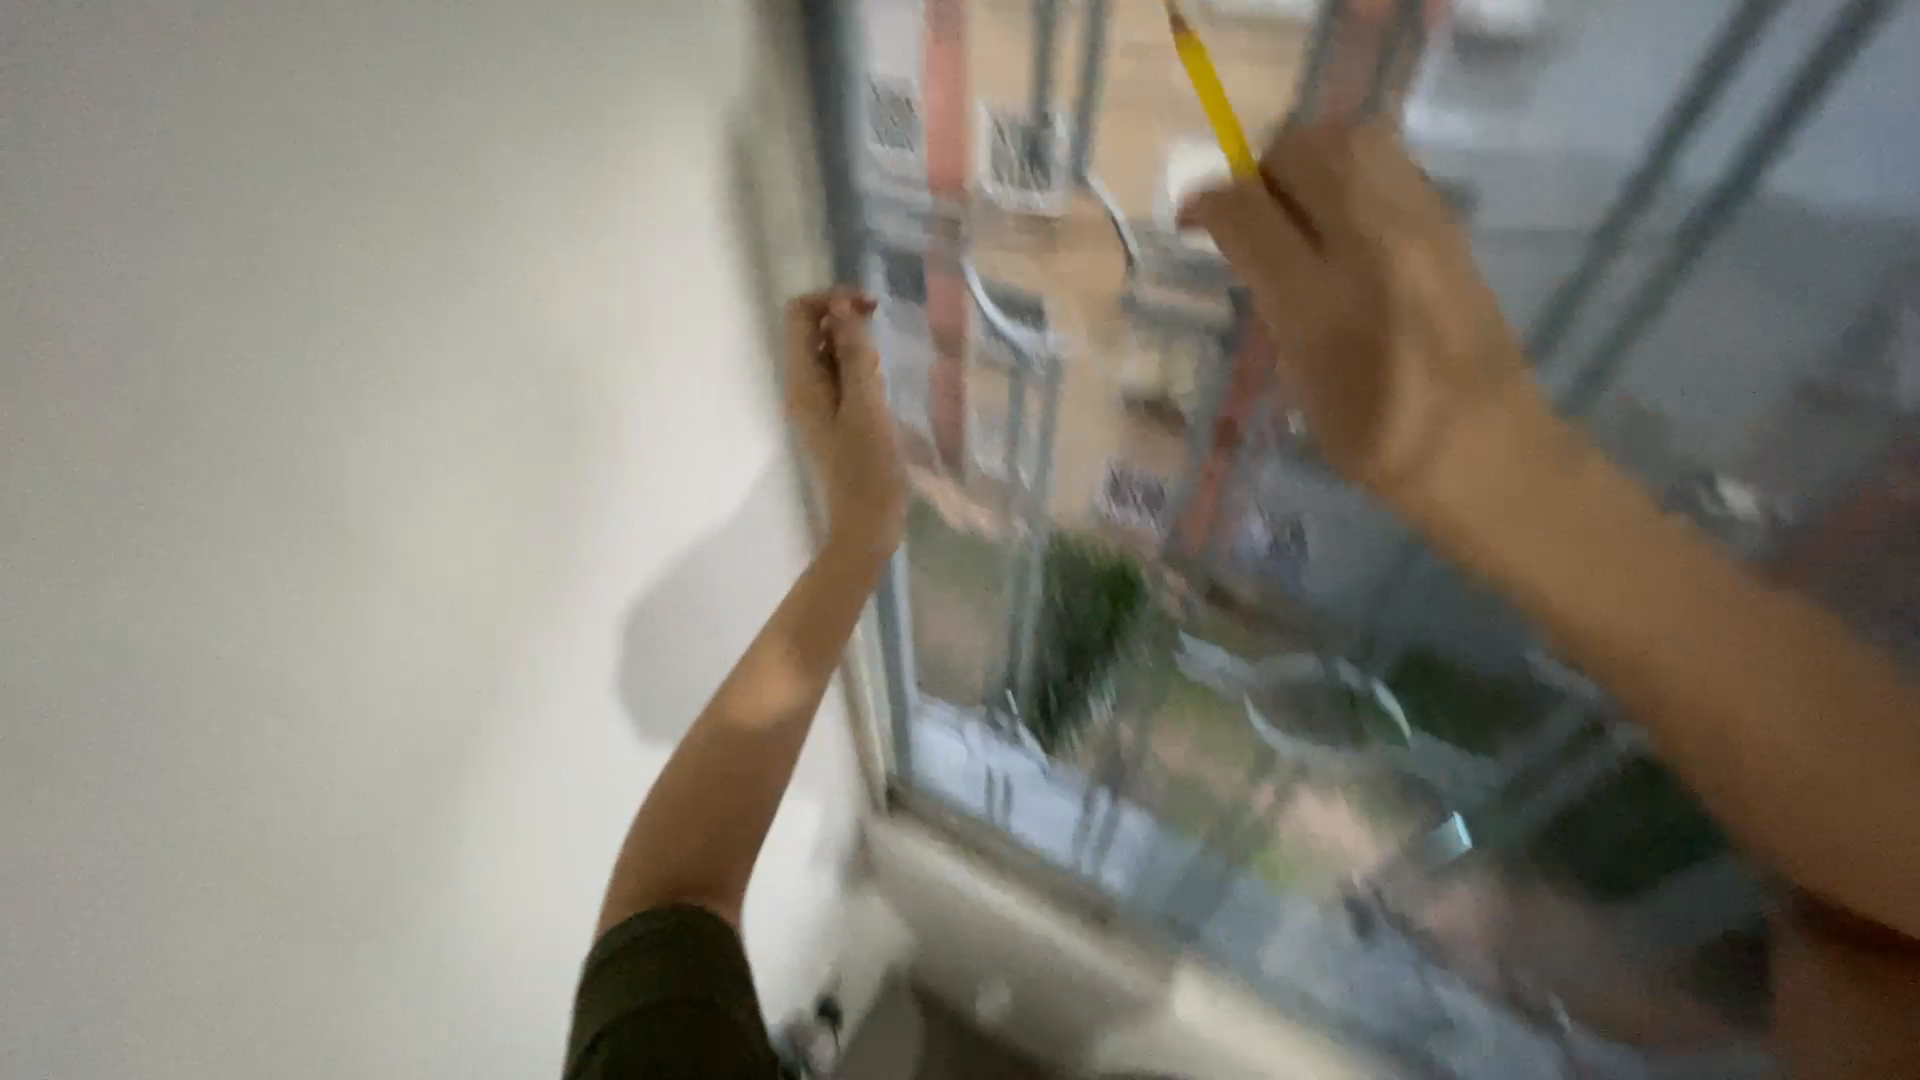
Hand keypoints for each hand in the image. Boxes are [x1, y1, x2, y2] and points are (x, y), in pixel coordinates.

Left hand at [785, 287, 907, 558]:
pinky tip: (880, 396)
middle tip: (879, 351)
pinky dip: (861, 375)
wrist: (867, 521)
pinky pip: (842, 379)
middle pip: (814, 330)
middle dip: (848, 325)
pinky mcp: (834, 418)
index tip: (871, 309)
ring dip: (857, 353)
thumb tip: (840, 307)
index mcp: (802, 381)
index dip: (833, 300)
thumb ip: (853, 354)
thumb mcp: (866, 405)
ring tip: (881, 382)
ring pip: (831, 354)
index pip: (800, 314)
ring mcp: (817, 404)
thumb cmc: (869, 467)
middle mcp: (802, 387)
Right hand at [1180, 123, 1545, 508]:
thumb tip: (1253, 251)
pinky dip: (1349, 173)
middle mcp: (1372, 247)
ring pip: (1353, 140)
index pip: (1250, 213)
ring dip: (1308, 160)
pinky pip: (1389, 163)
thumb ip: (1275, 305)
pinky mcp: (1449, 223)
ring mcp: (1420, 225)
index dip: (1208, 203)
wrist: (1479, 445)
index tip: (1191, 219)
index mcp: (1321, 303)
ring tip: (1297, 208)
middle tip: (1251, 212)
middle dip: (1261, 170)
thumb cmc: (1373, 437)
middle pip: (1305, 151)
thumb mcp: (1298, 380)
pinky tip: (1343, 221)